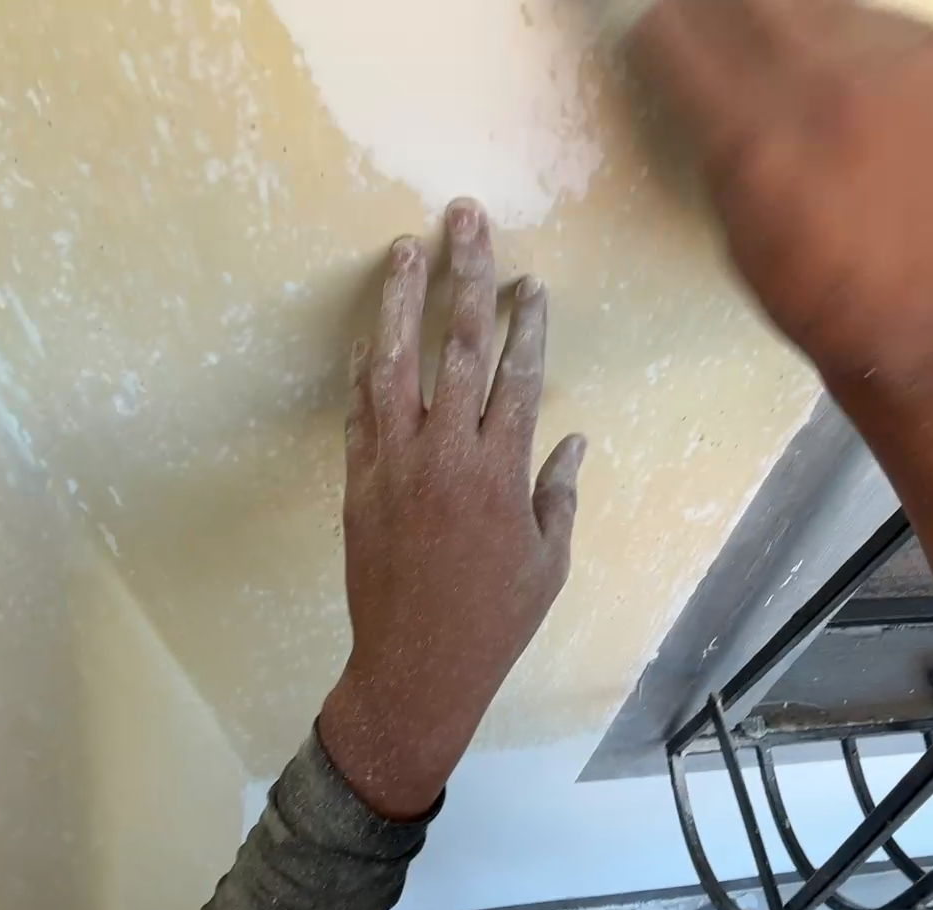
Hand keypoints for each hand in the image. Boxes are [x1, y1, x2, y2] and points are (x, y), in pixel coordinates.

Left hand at [320, 199, 585, 820]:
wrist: (417, 667)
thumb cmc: (496, 619)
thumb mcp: (549, 562)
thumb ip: (559, 494)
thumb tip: (574, 439)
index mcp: (502, 471)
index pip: (518, 374)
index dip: (526, 322)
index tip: (529, 280)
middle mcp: (448, 453)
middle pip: (458, 347)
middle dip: (465, 276)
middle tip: (465, 219)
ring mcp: (395, 464)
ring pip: (396, 365)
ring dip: (401, 301)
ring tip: (403, 248)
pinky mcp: (359, 483)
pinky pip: (360, 412)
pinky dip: (366, 368)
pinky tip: (371, 332)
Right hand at [630, 0, 932, 386]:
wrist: (910, 312)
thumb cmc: (804, 289)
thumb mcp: (731, 224)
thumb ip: (712, 137)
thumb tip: (696, 68)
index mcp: (754, 144)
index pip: (682, 39)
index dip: (660, 31)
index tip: (655, 32)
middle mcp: (825, 85)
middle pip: (748, 0)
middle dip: (717, 13)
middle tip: (711, 30)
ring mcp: (896, 61)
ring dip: (785, 22)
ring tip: (793, 76)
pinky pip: (876, 18)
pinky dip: (850, 44)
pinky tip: (855, 93)